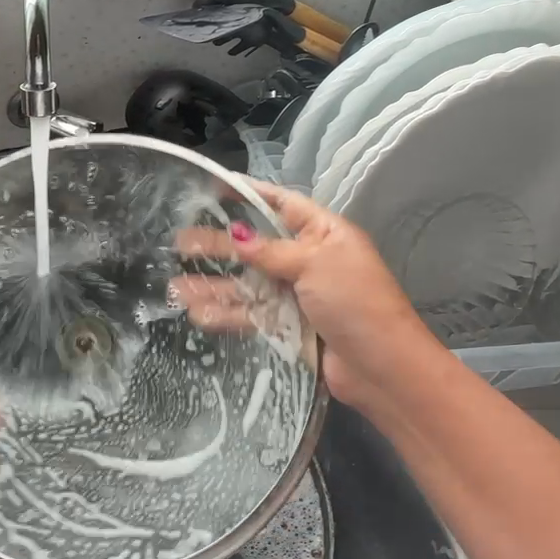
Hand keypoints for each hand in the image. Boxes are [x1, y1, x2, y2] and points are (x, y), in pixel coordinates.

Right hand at [173, 181, 440, 408]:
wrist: (383, 370)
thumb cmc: (358, 303)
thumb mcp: (316, 265)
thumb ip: (271, 251)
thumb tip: (236, 234)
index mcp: (324, 234)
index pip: (281, 204)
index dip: (249, 194)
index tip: (214, 188)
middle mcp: (307, 260)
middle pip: (254, 246)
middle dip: (219, 245)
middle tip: (180, 243)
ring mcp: (295, 294)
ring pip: (246, 284)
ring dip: (213, 284)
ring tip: (176, 287)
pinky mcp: (287, 325)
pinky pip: (250, 315)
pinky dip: (224, 314)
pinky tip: (198, 314)